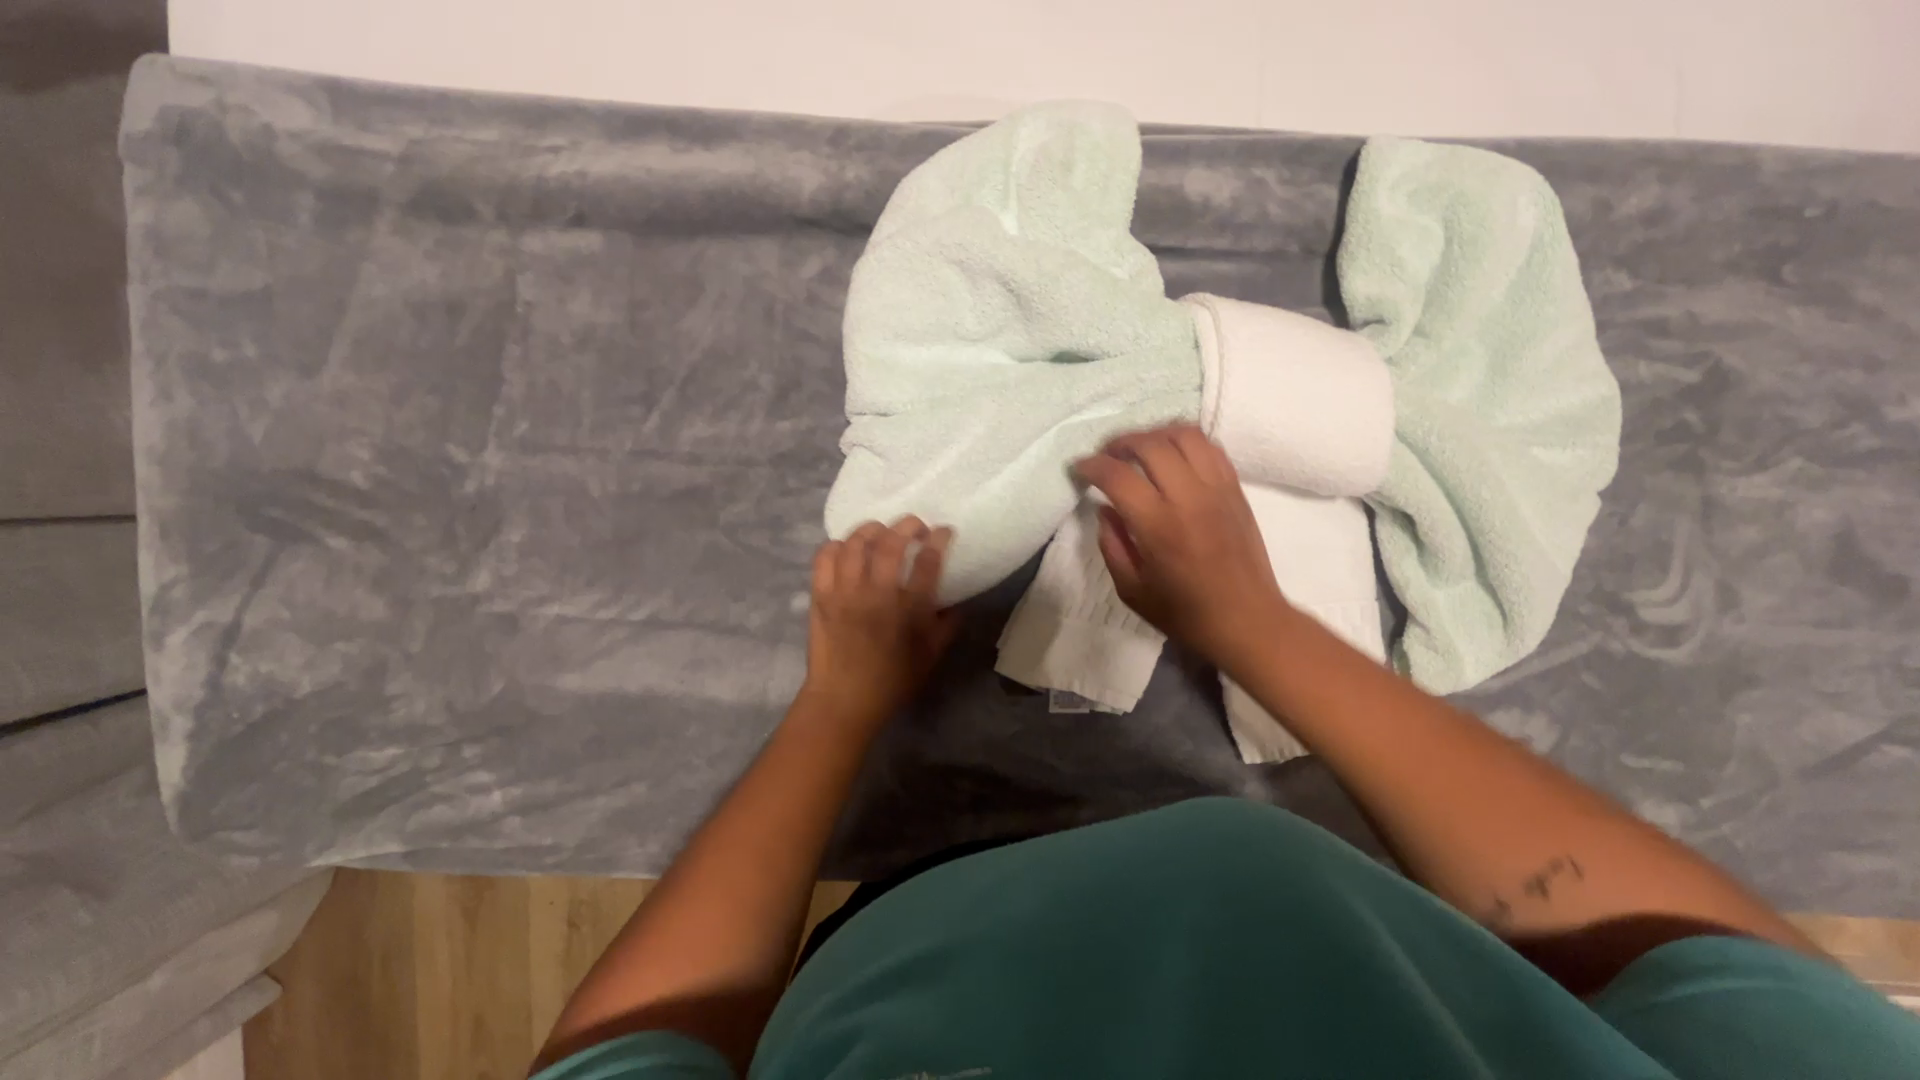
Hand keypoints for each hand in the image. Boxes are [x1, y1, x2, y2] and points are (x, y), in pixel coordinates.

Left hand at [800, 516, 960, 725]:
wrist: (843, 700)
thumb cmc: (891, 682)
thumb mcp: (930, 657)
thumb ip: (947, 626)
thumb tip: (956, 603)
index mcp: (908, 609)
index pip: (928, 561)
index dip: (939, 539)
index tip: (944, 531)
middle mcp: (875, 594)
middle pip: (890, 542)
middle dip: (907, 525)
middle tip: (915, 526)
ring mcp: (844, 592)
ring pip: (854, 543)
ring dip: (871, 530)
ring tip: (880, 532)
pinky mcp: (820, 596)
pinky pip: (825, 557)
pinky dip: (837, 545)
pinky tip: (846, 549)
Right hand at [1074, 424, 1292, 668]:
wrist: (1247, 620)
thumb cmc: (1186, 614)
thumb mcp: (1132, 591)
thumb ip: (1112, 545)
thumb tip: (1105, 510)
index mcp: (1159, 526)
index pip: (1118, 475)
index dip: (1092, 465)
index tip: (1079, 468)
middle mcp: (1189, 498)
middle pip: (1150, 444)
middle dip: (1120, 442)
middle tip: (1106, 455)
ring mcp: (1217, 489)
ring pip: (1184, 435)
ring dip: (1155, 434)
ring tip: (1140, 448)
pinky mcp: (1236, 489)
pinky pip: (1211, 447)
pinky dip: (1186, 442)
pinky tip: (1173, 455)